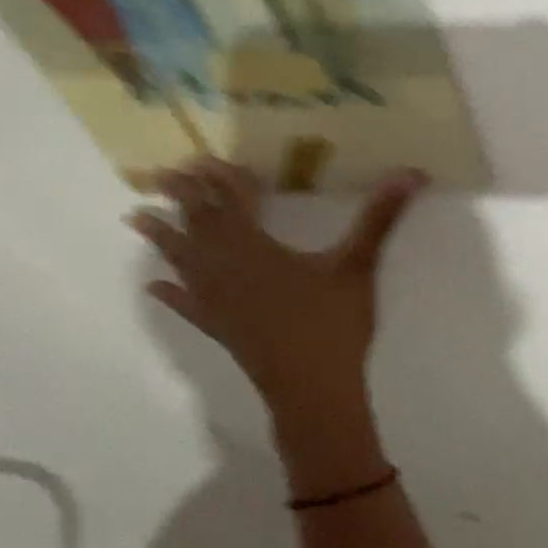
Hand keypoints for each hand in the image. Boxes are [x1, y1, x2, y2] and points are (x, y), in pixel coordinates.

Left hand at [128, 158, 427, 411]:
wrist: (312, 389)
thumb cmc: (333, 325)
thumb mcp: (359, 266)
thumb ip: (380, 218)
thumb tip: (412, 172)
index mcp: (254, 247)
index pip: (230, 202)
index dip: (222, 179)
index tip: (211, 158)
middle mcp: (225, 268)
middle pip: (198, 224)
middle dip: (183, 196)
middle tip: (164, 172)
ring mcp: (216, 300)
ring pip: (183, 261)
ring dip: (162, 237)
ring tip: (136, 216)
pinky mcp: (219, 327)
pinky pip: (187, 305)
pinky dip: (172, 293)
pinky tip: (156, 286)